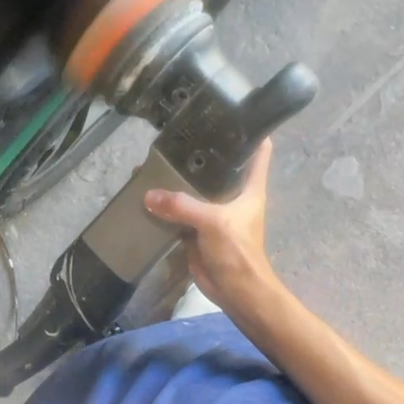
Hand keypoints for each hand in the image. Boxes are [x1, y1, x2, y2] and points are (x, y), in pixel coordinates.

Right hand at [143, 138, 282, 315]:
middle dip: (198, 153)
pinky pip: (178, 211)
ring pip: (194, 189)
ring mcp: (213, 212)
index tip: (229, 112)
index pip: (257, 149)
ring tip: (153, 160)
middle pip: (217, 166)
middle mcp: (233, 195)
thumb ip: (182, 206)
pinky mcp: (196, 230)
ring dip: (176, 179)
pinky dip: (164, 204)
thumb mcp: (213, 222)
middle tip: (174, 135)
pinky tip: (146, 193)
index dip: (248, 129)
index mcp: (249, 187)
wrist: (235, 292)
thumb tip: (148, 195)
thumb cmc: (237, 252)